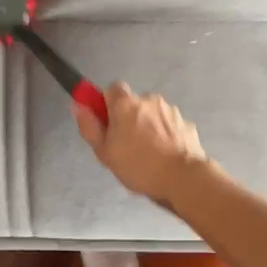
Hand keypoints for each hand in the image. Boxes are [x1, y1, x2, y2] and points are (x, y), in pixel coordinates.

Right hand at [73, 81, 213, 205]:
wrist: (182, 177)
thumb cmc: (138, 165)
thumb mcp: (104, 151)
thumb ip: (90, 126)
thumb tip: (79, 106)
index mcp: (126, 104)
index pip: (113, 89)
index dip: (108, 104)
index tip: (107, 123)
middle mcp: (149, 100)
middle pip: (134, 103)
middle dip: (129, 119)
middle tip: (126, 144)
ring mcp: (171, 111)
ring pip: (153, 115)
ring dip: (149, 127)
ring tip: (149, 154)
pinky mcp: (187, 124)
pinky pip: (169, 126)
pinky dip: (166, 136)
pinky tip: (166, 156)